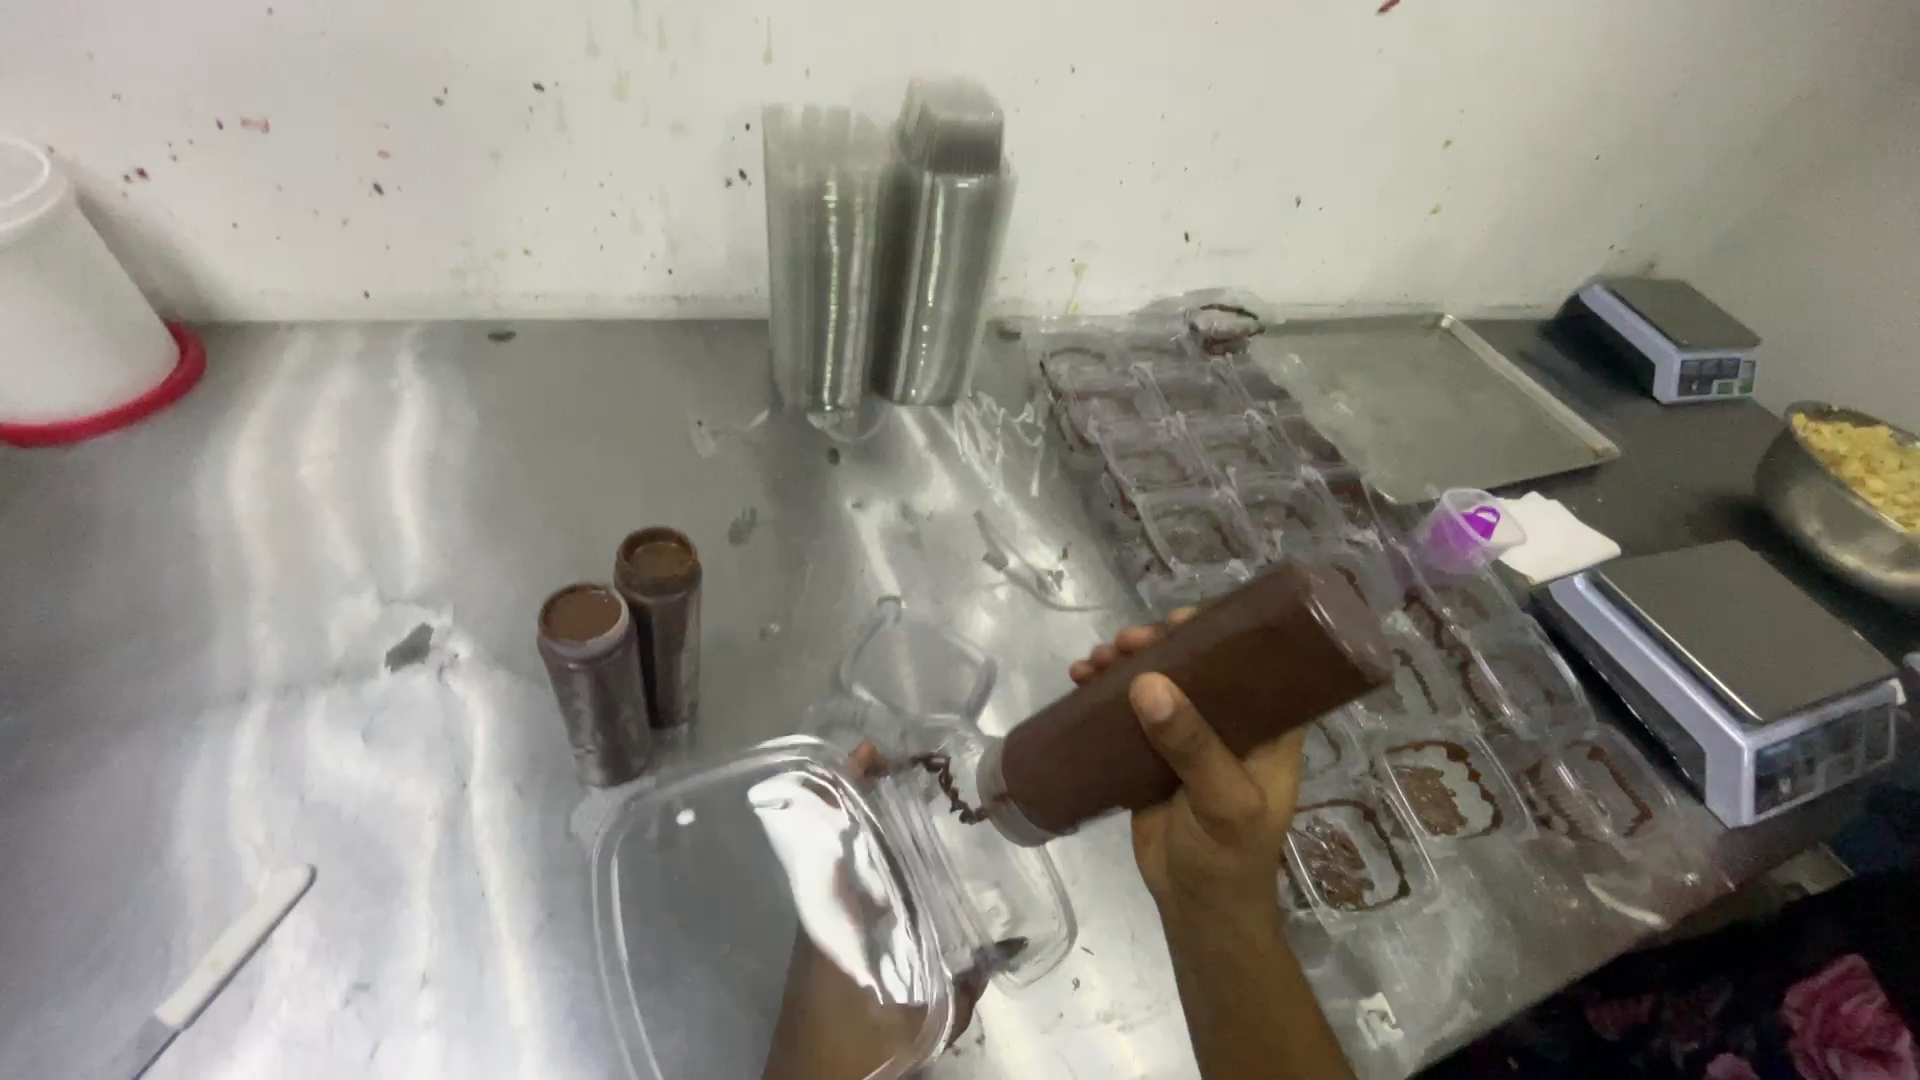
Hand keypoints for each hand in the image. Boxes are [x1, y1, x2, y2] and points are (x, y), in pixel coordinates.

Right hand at [1068, 611, 1306, 914]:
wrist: (1195, 908)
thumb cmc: (1228, 856)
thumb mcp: (1222, 801)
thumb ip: (1192, 745)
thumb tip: (1148, 683)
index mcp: (1267, 724)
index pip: (1252, 659)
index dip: (1216, 630)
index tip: (1174, 622)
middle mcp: (1229, 720)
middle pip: (1193, 662)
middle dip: (1154, 644)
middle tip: (1121, 644)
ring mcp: (1188, 734)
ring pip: (1157, 680)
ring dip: (1124, 663)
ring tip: (1092, 662)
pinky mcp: (1153, 751)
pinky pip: (1129, 709)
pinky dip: (1105, 690)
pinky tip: (1080, 679)